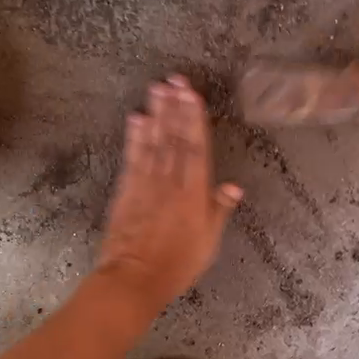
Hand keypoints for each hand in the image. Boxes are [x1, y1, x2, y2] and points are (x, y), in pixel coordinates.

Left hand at [96, 76, 242, 307]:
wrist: (134, 279)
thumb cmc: (176, 265)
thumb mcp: (208, 243)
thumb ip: (219, 211)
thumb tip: (233, 187)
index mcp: (194, 194)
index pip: (196, 148)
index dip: (194, 119)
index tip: (193, 94)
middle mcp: (170, 183)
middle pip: (174, 138)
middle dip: (175, 107)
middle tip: (175, 79)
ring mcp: (145, 185)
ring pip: (153, 142)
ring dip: (156, 114)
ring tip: (158, 88)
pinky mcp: (125, 192)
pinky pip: (132, 158)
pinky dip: (134, 137)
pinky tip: (136, 118)